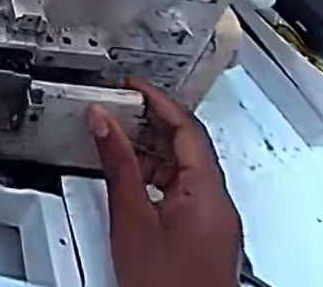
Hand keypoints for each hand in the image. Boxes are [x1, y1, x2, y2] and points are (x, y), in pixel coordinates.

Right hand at [89, 78, 243, 286]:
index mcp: (210, 199)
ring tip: (116, 133)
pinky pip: (181, 187)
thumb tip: (103, 121)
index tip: (133, 86)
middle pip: (190, 147)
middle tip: (118, 103)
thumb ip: (116, 162)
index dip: (159, 102)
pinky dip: (154, 170)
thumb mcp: (130, 216)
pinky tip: (128, 169)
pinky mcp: (202, 236)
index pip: (189, 131)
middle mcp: (219, 209)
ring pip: (185, 167)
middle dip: (152, 121)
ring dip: (151, 146)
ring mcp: (213, 224)